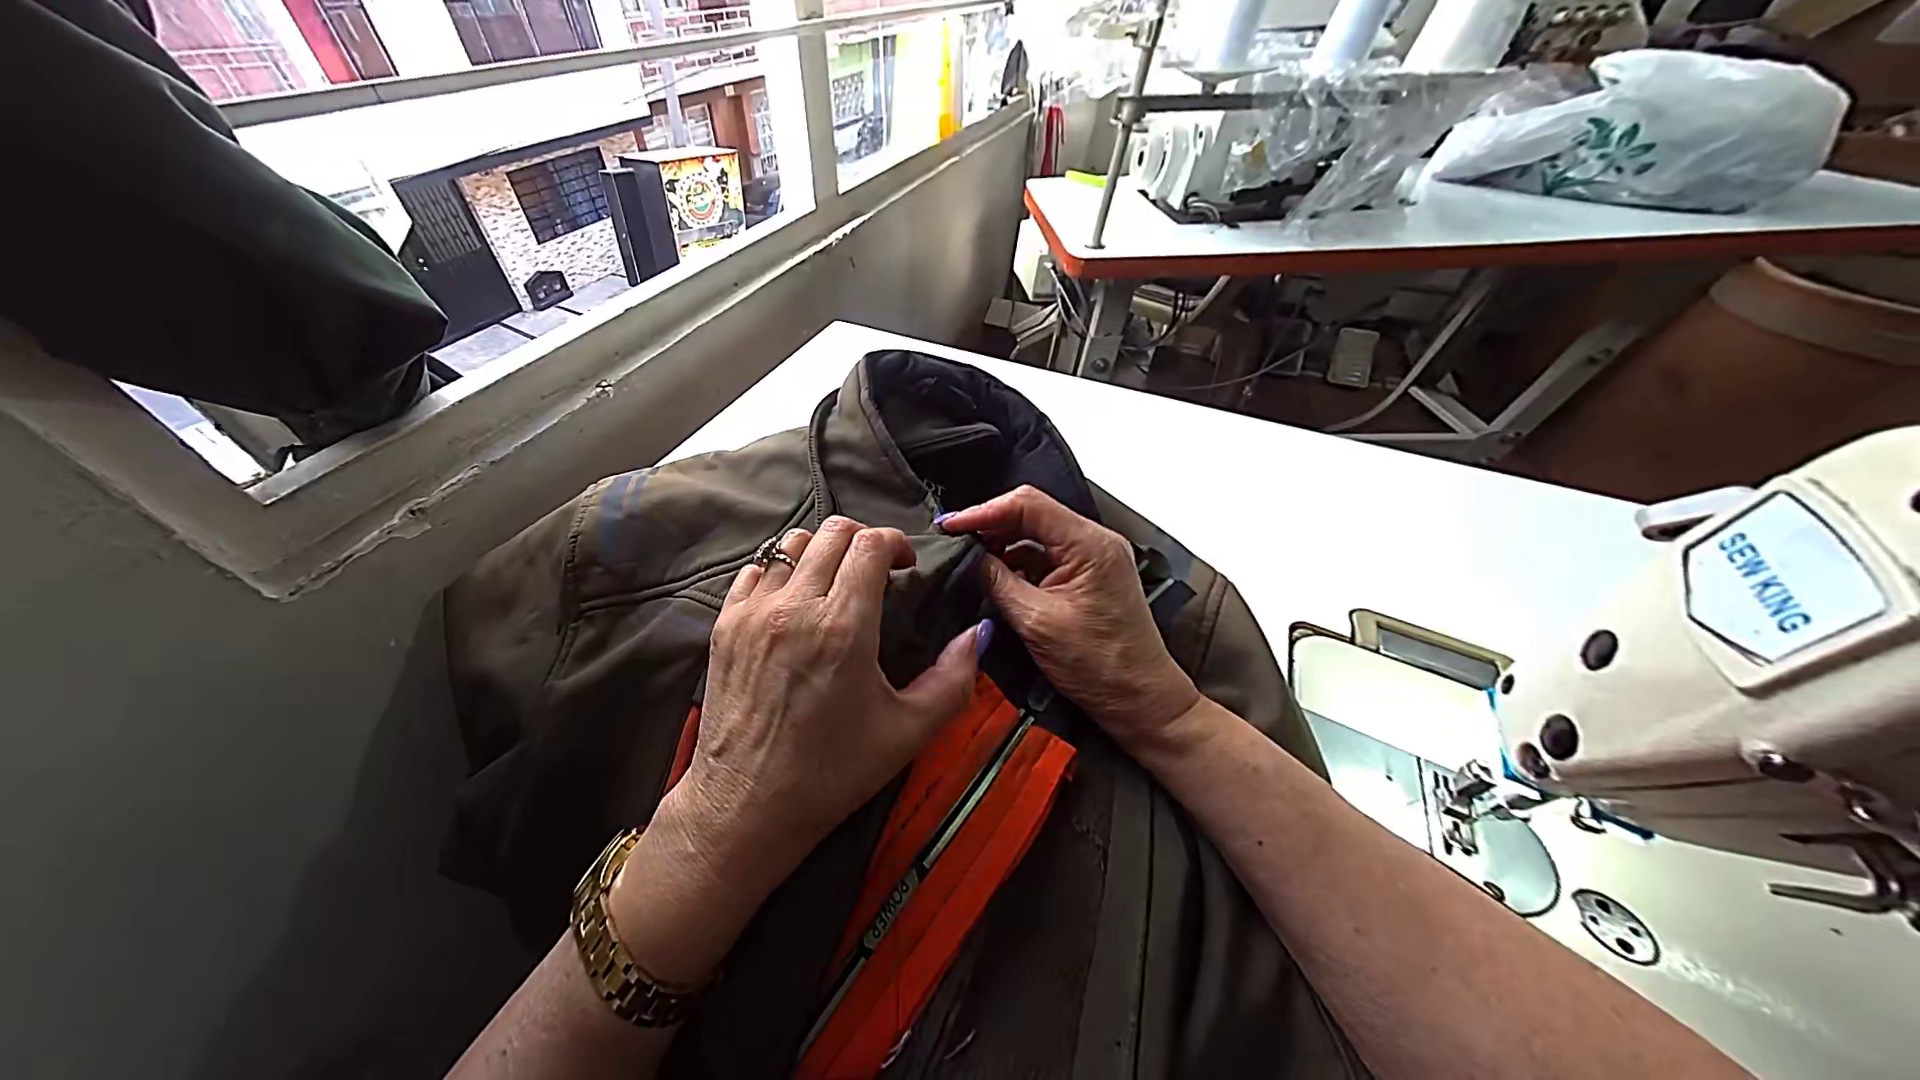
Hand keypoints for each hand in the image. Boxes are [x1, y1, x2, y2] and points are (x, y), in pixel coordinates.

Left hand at [612, 518, 985, 986]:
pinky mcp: (725, 625)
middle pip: (833, 532)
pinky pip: (754, 570)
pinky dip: (782, 570)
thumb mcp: (909, 731)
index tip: (907, 567)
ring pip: (792, 544)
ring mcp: (753, 613)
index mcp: (843, 627)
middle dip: (864, 541)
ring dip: (823, 551)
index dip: (897, 543)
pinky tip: (795, 599)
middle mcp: (795, 608)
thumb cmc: (832, 772)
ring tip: (837, 581)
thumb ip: (954, 678)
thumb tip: (978, 633)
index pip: (871, 544)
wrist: (746, 806)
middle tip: (878, 572)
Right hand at [936, 486, 1198, 748]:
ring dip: (1002, 545)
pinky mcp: (1085, 576)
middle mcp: (1096, 543)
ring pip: (1035, 535)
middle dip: (990, 526)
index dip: (983, 511)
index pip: (1028, 505)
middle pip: (1031, 514)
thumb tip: (969, 559)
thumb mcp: (1036, 622)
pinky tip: (997, 579)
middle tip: (955, 543)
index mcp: (1091, 545)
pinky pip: (1044, 556)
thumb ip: (997, 582)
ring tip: (972, 563)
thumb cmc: (1104, 667)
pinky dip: (1018, 564)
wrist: (1138, 699)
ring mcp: (1092, 558)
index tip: (952, 526)